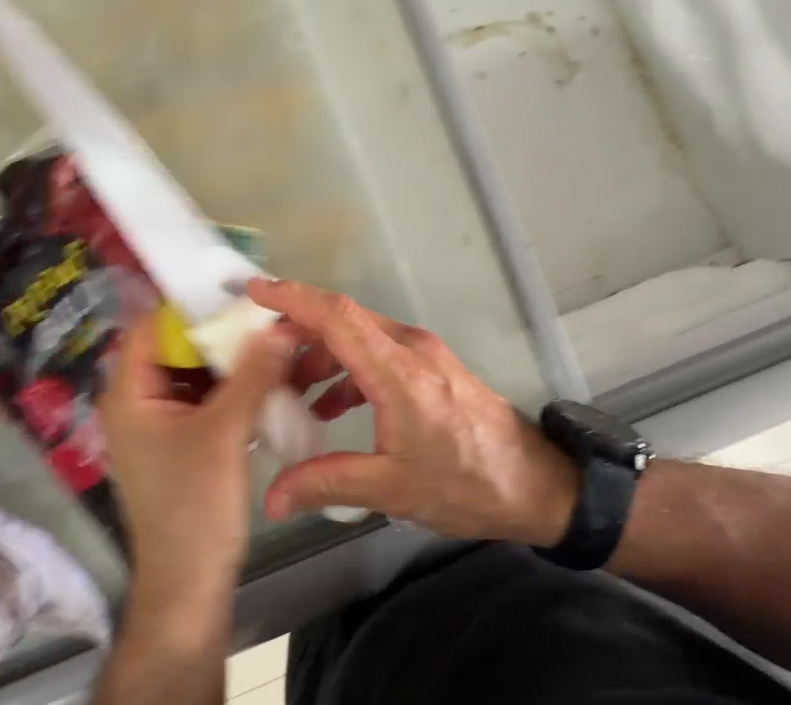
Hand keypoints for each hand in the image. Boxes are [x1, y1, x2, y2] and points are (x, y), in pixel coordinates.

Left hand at [96, 313, 293, 596]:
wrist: (188, 586)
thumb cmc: (195, 508)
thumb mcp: (226, 433)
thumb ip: (253, 374)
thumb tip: (281, 325)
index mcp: (128, 394)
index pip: (152, 326)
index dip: (191, 306)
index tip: (238, 292)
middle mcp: (136, 402)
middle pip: (176, 348)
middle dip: (220, 333)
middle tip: (265, 317)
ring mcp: (158, 423)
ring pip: (194, 374)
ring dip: (230, 361)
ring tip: (273, 343)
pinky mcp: (180, 442)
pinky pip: (204, 399)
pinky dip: (232, 388)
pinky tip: (267, 380)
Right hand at [247, 278, 578, 545]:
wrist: (536, 484)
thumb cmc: (466, 483)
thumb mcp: (392, 488)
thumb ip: (328, 482)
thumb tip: (272, 497)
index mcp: (398, 371)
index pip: (337, 316)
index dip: (292, 299)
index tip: (253, 292)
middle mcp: (410, 348)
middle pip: (343, 320)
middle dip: (296, 332)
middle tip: (258, 357)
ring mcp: (424, 354)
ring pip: (359, 337)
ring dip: (321, 356)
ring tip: (288, 392)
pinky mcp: (432, 368)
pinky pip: (377, 353)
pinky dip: (347, 370)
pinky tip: (330, 407)